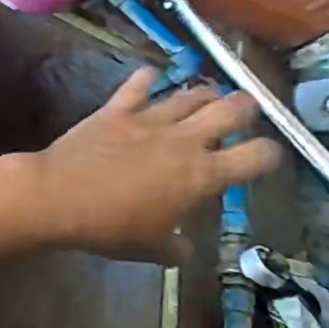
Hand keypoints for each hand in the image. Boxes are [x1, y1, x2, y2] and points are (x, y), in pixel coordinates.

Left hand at [21, 67, 283, 263]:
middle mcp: (185, 140)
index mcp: (202, 175)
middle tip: (242, 115)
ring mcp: (150, 119)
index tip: (263, 158)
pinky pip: (139, 82)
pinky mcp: (116, 109)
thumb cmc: (108, 227)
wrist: (58, 197)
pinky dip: (148, 77)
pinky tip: (151, 78)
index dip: (270, 155)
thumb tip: (184, 247)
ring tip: (204, 100)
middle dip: (247, 108)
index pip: (259, 155)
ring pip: (191, 93)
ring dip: (204, 94)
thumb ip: (176, 247)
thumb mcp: (151, 250)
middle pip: (234, 108)